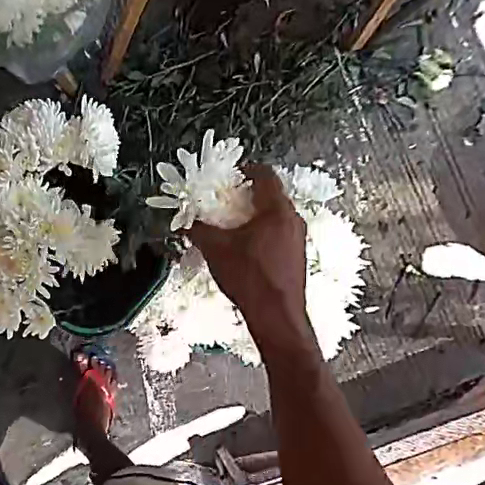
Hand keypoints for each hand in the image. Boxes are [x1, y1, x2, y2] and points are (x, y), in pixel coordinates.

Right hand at [188, 164, 313, 346]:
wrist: (276, 314)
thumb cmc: (249, 278)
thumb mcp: (216, 249)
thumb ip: (199, 230)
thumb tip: (187, 223)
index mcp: (276, 210)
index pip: (265, 175)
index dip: (245, 170)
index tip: (229, 175)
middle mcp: (292, 220)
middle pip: (270, 195)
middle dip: (244, 196)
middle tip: (223, 202)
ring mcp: (298, 238)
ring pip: (274, 216)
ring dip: (253, 216)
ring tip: (230, 226)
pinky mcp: (296, 256)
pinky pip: (278, 233)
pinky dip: (261, 232)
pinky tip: (243, 247)